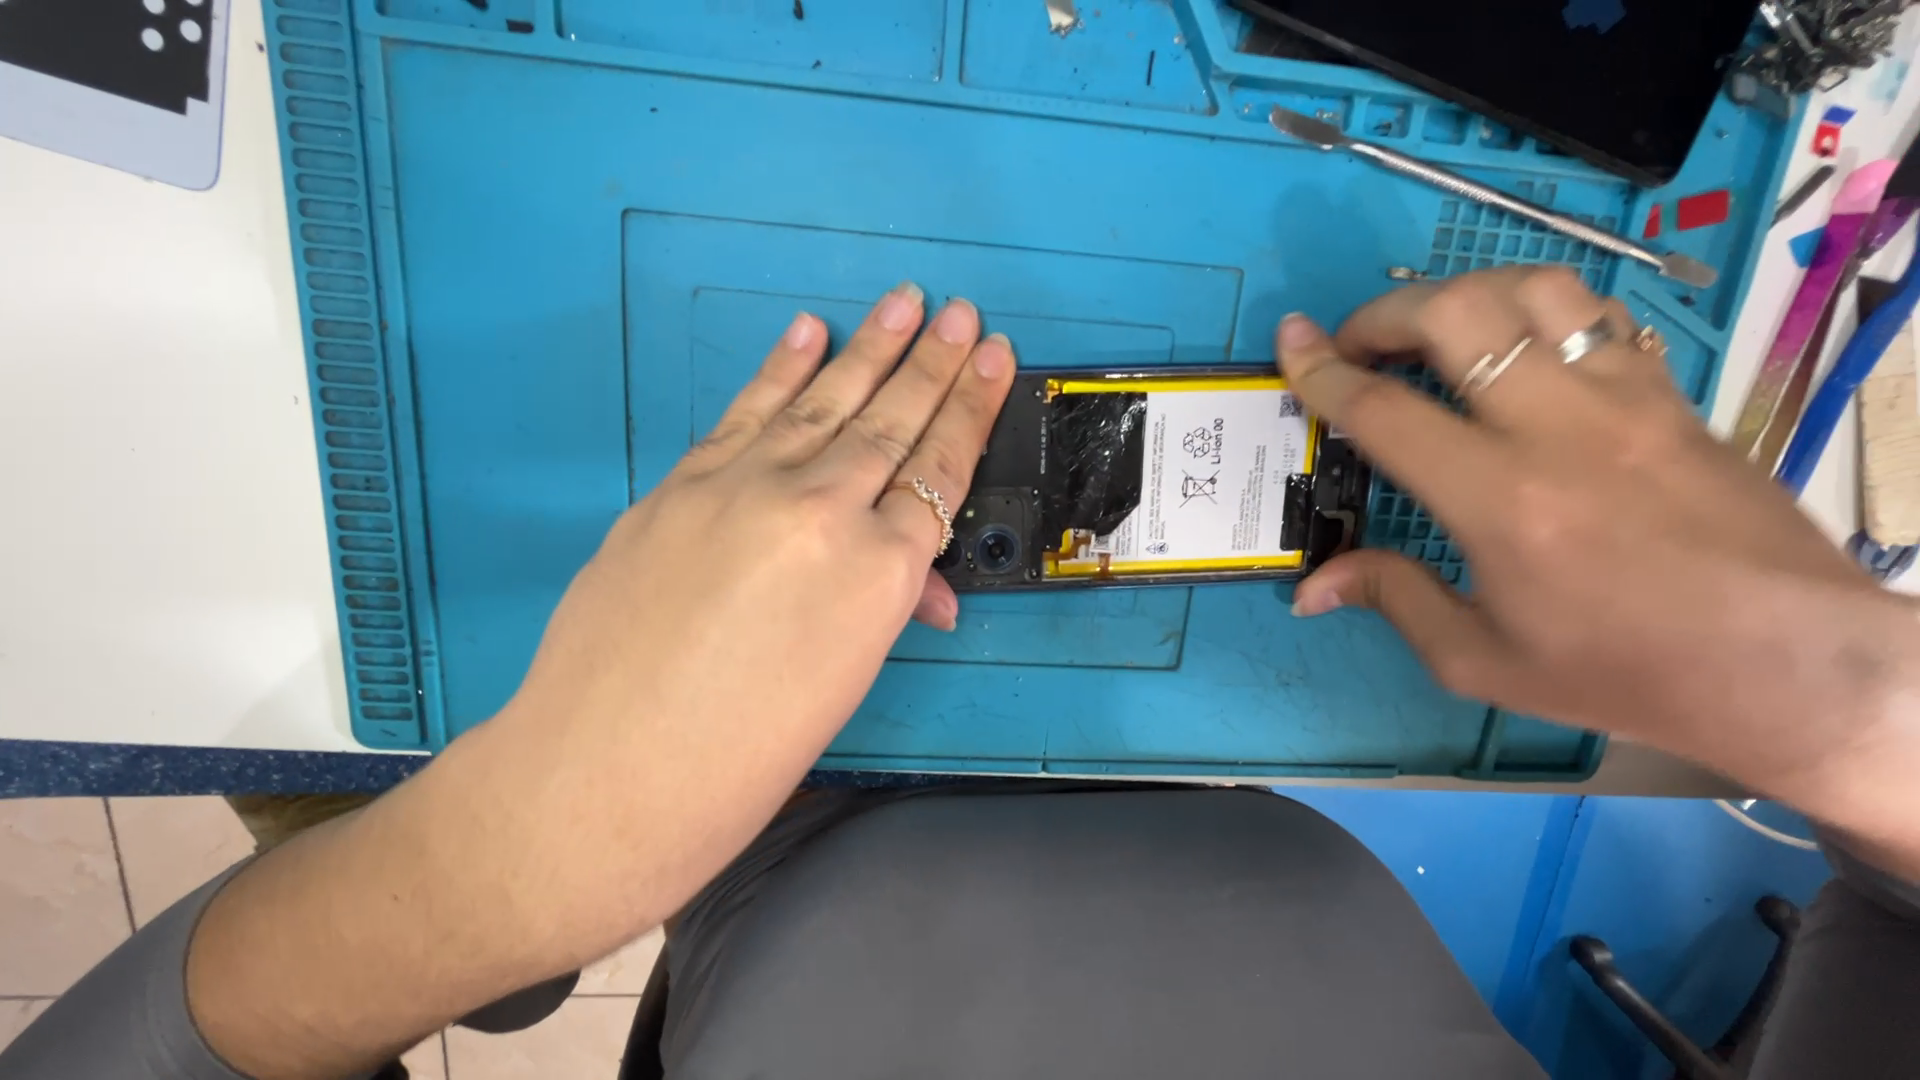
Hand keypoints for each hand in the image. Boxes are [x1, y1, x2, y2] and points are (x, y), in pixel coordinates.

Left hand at [513, 279, 1012, 756]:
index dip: (971, 410)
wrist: (604, 774)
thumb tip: (914, 580)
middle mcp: (817, 512)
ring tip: (904, 302)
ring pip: (823, 403)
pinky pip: (746, 413)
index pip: (939, 471)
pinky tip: (809, 332)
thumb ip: (884, 606)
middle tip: (961, 313)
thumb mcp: (843, 680)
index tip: (993, 359)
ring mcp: (741, 488)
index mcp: (875, 573)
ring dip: (869, 348)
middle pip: (890, 423)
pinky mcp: (680, 485)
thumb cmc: (744, 758)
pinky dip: (781, 369)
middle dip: (932, 364)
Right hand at [1276, 267, 1919, 852]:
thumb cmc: (1620, 670)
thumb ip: (1391, 599)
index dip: (1323, 372)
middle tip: (1358, 345)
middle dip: (1386, 314)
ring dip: (1463, 296)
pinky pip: (1597, 314)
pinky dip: (1536, 311)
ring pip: (1535, 289)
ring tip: (1432, 334)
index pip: (1386, 411)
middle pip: (1460, 313)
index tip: (1291, 343)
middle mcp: (1561, 428)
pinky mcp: (1672, 395)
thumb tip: (1311, 587)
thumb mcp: (1480, 659)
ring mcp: (1628, 400)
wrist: (1795, 667)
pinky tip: (1515, 347)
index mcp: (1501, 500)